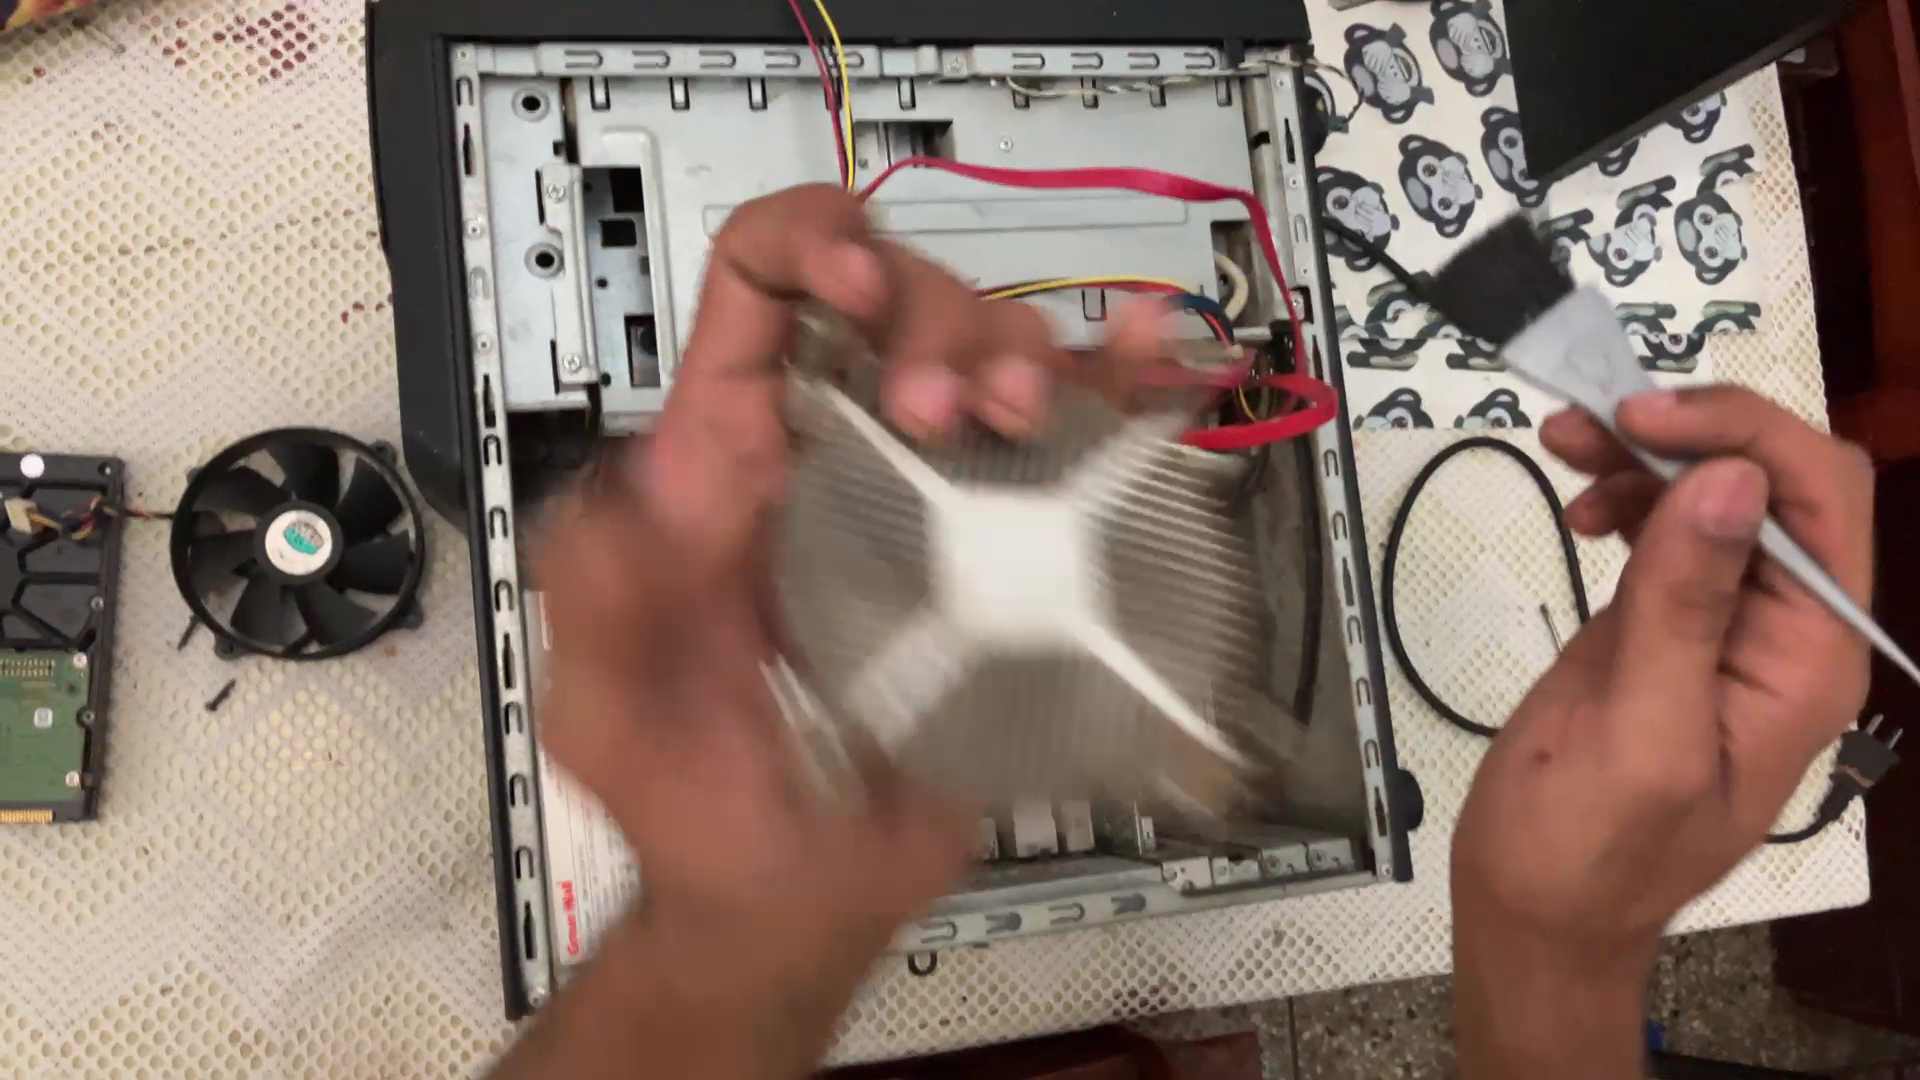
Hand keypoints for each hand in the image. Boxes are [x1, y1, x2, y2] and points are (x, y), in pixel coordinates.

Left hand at [522, 186, 1172, 1074]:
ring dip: (1018, 354)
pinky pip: (1072, 443)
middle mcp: (837, 455)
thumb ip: (599, 583)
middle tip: (937, 412)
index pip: (760, 290)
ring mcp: (932, 498)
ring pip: (990, 359)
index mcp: (733, 462)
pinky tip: (1148, 356)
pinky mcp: (1005, 549)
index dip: (807, 246)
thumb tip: (634, 478)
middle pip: (899, 305)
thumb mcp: (606, 698)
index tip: (857, 286)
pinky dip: (1116, 387)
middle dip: (929, 321)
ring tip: (1017, 417)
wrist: (797, 882)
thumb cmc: (698, 796)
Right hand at [1451, 387, 1873, 1078]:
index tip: (1632, 416)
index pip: (1816, 503)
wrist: (1536, 895)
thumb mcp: (1641, 728)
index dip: (1738, 437)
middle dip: (1683, 436)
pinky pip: (1658, 542)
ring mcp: (1710, 629)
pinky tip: (1582, 504)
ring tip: (1563, 448)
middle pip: (1767, 492)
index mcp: (1805, 656)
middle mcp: (1776, 631)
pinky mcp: (1650, 632)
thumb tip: (1725, 485)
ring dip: (1642, 461)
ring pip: (1706, 508)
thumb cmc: (1587, 836)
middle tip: (1576, 424)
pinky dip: (1621, 502)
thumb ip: (1684, 609)